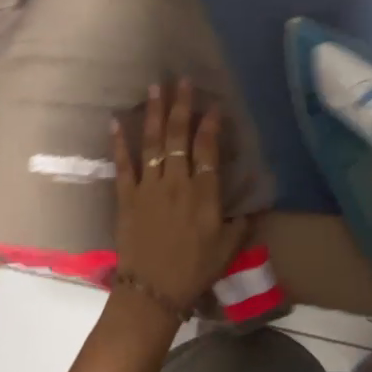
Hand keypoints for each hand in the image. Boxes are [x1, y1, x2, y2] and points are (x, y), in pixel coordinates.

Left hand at [111, 79, 245, 313]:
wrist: (153, 291)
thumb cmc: (194, 270)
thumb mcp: (228, 248)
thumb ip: (241, 221)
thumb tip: (256, 202)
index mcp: (204, 193)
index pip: (208, 149)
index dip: (211, 125)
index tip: (214, 105)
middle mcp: (176, 182)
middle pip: (179, 137)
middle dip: (182, 106)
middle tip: (182, 80)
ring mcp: (148, 187)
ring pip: (152, 143)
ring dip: (153, 113)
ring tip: (154, 88)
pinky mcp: (126, 197)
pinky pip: (123, 165)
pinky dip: (119, 142)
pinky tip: (116, 121)